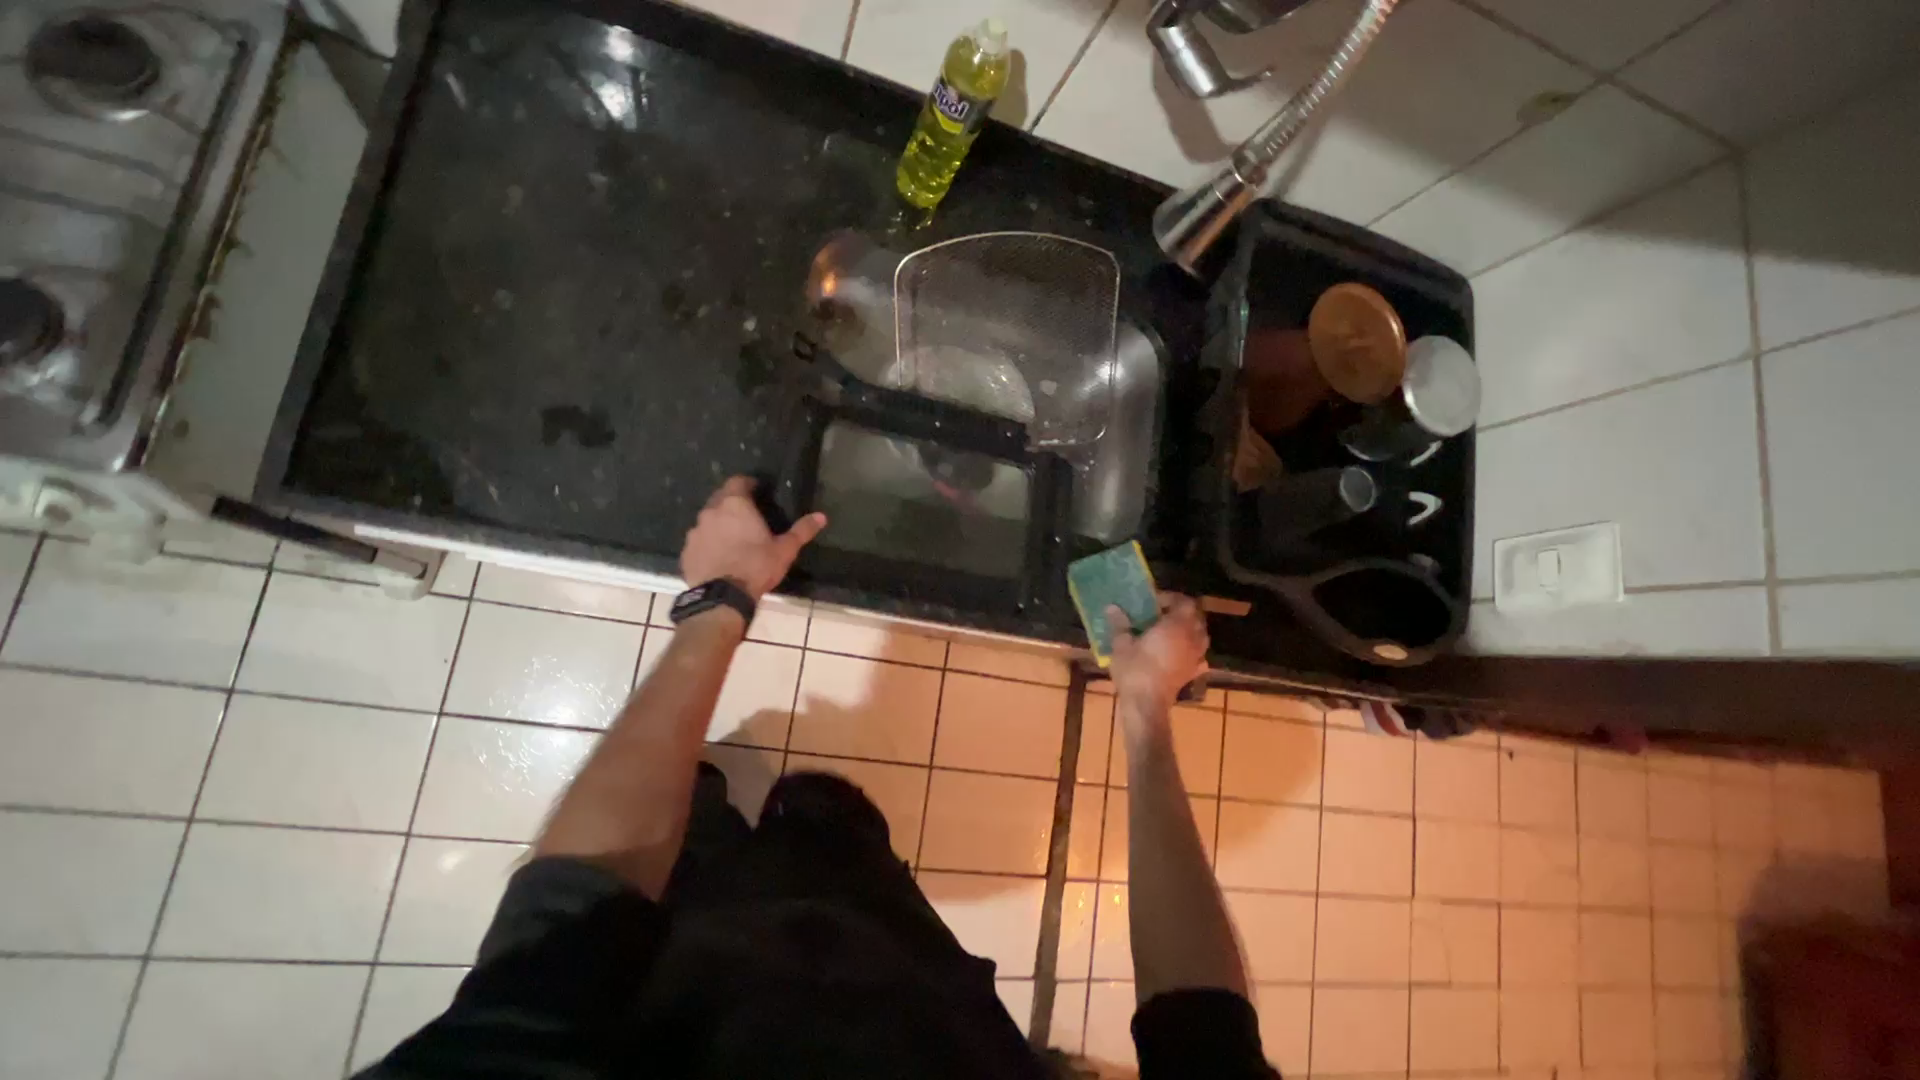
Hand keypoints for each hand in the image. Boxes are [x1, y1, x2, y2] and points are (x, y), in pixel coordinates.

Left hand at [681, 477, 826, 600]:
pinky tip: (719, 557)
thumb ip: (802, 530)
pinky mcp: (686, 551)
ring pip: (708, 520)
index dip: (748, 484)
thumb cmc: (756, 567)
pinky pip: (699, 541)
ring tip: (733, 538)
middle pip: (720, 498)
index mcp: (735, 505)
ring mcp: (695, 532)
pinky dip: (708, 543)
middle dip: (733, 503)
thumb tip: (821, 516)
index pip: (738, 481)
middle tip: (748, 516)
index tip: (757, 492)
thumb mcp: (784, 550)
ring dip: (719, 524)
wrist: (722, 598)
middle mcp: (711, 512)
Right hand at [1106, 594, 1209, 710]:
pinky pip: (1198, 654)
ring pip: (1200, 635)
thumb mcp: (1121, 645)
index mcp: (1176, 626)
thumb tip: (1112, 607)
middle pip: (1196, 617)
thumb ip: (1119, 624)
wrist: (1147, 705)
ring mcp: (1195, 656)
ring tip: (1169, 632)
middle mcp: (1191, 638)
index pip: (1185, 602)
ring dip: (1188, 629)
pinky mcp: (1193, 672)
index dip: (1171, 598)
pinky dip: (1190, 649)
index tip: (1154, 601)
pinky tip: (1176, 652)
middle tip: (1161, 614)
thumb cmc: (1134, 670)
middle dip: (1181, 612)